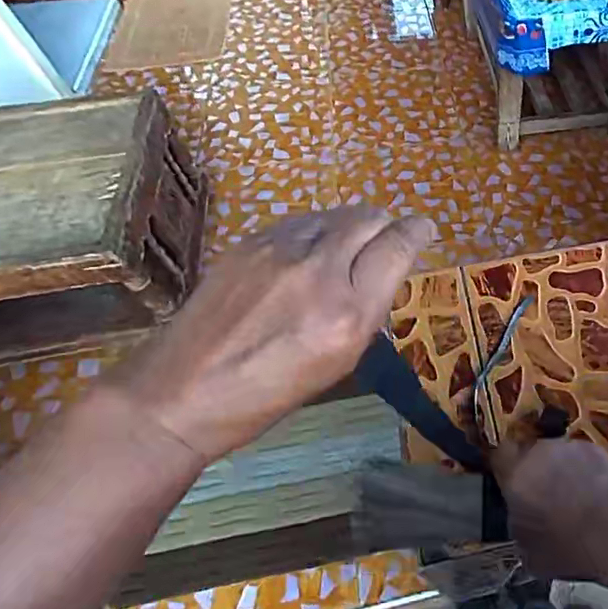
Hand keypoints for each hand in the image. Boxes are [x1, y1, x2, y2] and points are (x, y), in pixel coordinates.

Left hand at [117, 206, 434, 462]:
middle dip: (385, 224)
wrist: (184, 389)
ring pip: (334, 213)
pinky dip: (315, 230)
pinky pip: (300, 221)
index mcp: (348, 315)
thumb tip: (381, 269)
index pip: (398, 246)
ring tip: (342, 251)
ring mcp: (280, 250)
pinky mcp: (251, 242)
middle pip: (369, 217)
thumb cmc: (267, 395)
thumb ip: (365, 310)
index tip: (423, 228)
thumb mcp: (336, 364)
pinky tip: (305, 254)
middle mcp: (319, 271)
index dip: (417, 231)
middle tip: (384, 240)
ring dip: (349, 226)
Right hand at [491, 435, 607, 587]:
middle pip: (530, 455)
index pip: (498, 456)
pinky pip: (585, 460)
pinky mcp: (600, 451)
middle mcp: (540, 452)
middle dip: (536, 473)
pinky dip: (589, 474)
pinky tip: (599, 499)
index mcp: (515, 475)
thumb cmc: (570, 548)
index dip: (503, 468)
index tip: (510, 483)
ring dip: (563, 473)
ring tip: (578, 502)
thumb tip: (523, 521)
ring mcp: (571, 448)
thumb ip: (519, 527)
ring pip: (559, 457)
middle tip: (546, 499)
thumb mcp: (530, 554)